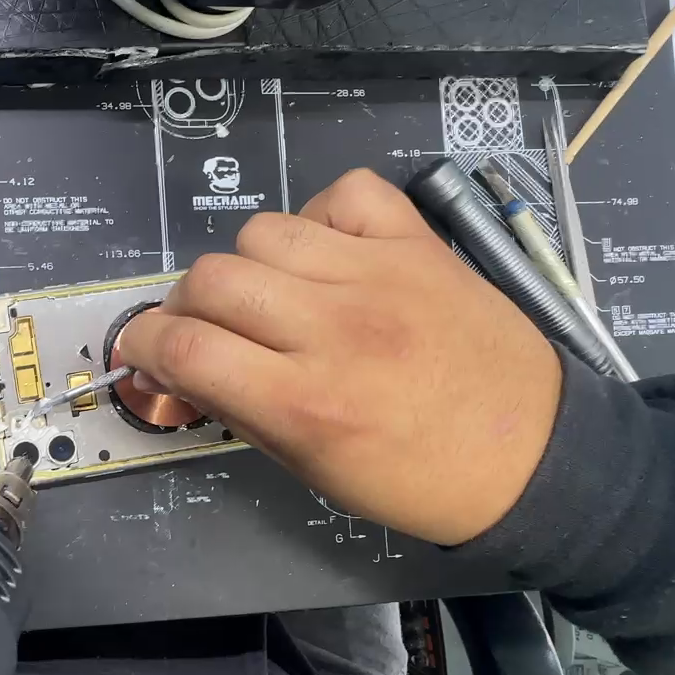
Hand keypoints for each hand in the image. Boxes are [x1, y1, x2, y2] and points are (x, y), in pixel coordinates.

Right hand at [118, 169, 561, 544]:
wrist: (534, 458)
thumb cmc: (409, 479)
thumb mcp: (306, 465)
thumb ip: (233, 407)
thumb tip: (174, 367)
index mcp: (305, 402)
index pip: (185, 349)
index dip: (140, 345)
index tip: (140, 354)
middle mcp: (335, 329)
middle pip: (210, 279)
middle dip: (182, 307)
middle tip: (201, 331)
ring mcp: (380, 276)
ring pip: (262, 232)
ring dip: (243, 267)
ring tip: (267, 296)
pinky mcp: (420, 244)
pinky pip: (342, 195)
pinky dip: (317, 219)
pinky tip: (324, 256)